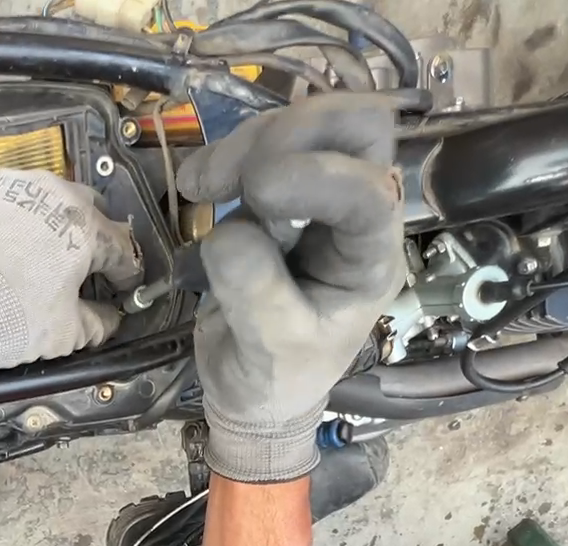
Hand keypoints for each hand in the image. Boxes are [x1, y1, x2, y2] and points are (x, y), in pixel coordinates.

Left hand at [0, 168, 142, 414]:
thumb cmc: (7, 320)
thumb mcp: (66, 334)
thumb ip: (98, 323)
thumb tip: (107, 320)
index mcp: (84, 228)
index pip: (119, 248)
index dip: (124, 272)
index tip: (121, 285)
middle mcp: (51, 194)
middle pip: (84, 210)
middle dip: (86, 236)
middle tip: (78, 265)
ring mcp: (9, 186)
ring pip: (40, 196)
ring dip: (45, 220)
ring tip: (34, 251)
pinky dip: (2, 217)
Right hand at [178, 96, 405, 482]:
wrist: (250, 394)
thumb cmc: (273, 379)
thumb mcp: (270, 349)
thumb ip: (256, 290)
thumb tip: (228, 230)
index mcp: (370, 260)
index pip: (369, 191)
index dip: (319, 177)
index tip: (258, 195)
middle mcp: (354, 220)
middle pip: (357, 130)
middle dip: (294, 135)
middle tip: (236, 176)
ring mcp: (314, 206)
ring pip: (305, 129)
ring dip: (251, 143)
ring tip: (201, 185)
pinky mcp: (275, 206)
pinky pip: (262, 152)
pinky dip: (228, 156)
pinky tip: (197, 186)